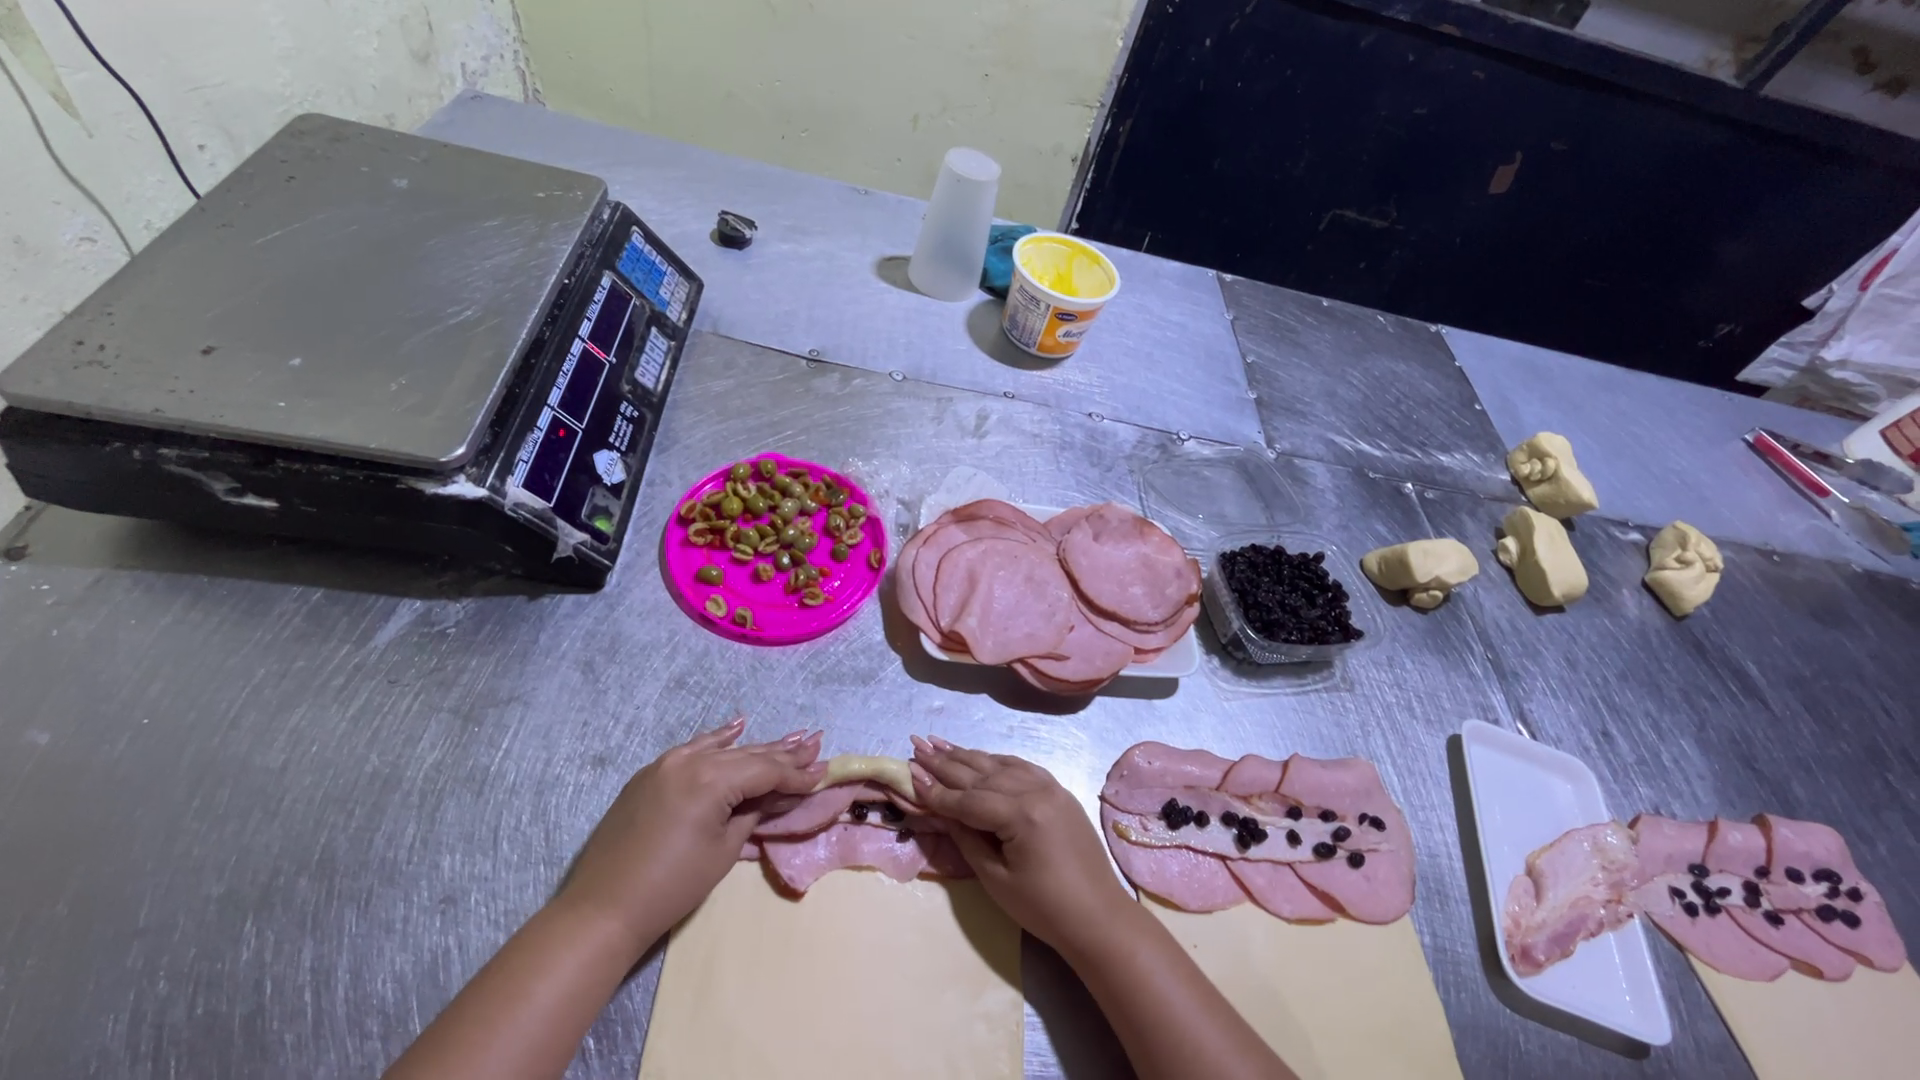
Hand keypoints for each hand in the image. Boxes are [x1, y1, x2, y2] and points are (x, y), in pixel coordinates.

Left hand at [560, 719, 823, 950]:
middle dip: (783, 753)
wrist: (604, 908)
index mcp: (710, 778)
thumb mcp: (724, 849)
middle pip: (747, 755)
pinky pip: (693, 750)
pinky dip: (717, 740)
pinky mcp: (650, 776)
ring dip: (756, 747)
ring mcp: (666, 764)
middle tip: (816, 743)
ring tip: (793, 737)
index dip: (796, 774)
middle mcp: (689, 761)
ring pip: (722, 751)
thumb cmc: (672, 886)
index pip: (765, 770)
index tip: (824, 772)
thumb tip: (779, 795)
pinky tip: (738, 726)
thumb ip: (754, 813)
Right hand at [909, 736, 1134, 955]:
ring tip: (940, 745)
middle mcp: (1036, 791)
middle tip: (917, 745)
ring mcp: (1051, 789)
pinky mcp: (1060, 794)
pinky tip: (982, 758)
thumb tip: (942, 812)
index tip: (909, 773)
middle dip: (946, 762)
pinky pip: (1023, 768)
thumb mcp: (996, 879)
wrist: (1098, 917)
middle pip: (982, 774)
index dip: (936, 790)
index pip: (968, 798)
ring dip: (969, 756)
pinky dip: (998, 762)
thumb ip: (967, 839)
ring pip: (1002, 765)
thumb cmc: (1043, 908)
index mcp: (1021, 814)